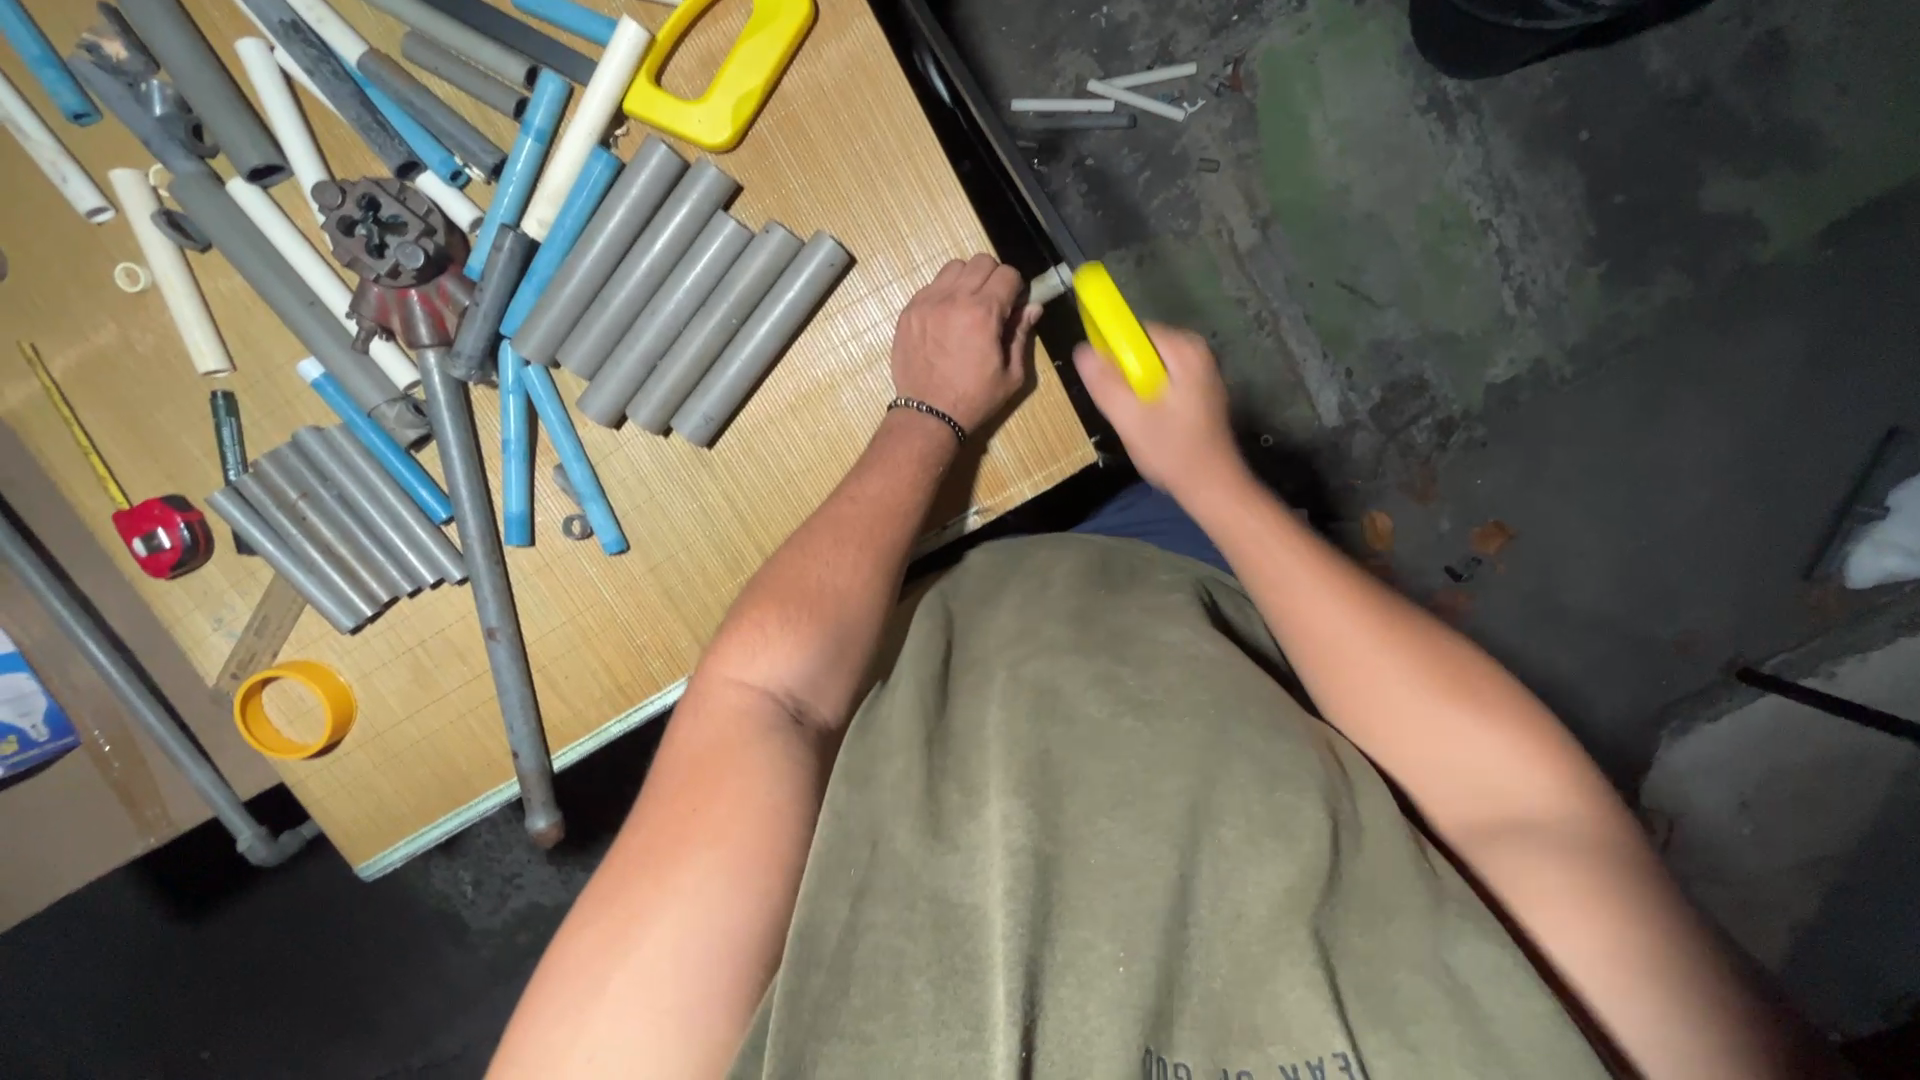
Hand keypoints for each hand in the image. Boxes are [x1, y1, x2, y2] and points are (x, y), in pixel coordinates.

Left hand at [890, 254, 1039, 432]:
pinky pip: (931, 285)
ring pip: (953, 267)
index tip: (1012, 307)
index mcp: (983, 313)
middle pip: (981, 261)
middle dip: (993, 279)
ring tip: (967, 308)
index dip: (1016, 288)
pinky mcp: (909, 311)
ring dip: (966, 281)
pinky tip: (946, 319)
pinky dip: (943, 294)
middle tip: (992, 306)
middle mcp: (954, 298)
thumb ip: (1022, 335)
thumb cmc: (974, 399)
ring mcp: (927, 302)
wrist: (928, 415)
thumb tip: (1033, 308)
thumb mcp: (1012, 375)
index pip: (1008, 273)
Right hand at [1073, 323, 1244, 497]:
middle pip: (1144, 349)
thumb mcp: (1130, 419)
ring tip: (1135, 418)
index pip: (1135, 331)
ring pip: (1152, 367)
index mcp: (1185, 351)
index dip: (1113, 352)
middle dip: (1125, 373)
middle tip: (1122, 407)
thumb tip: (1082, 349)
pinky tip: (1150, 423)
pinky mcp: (1201, 390)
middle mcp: (1199, 353)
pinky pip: (1164, 380)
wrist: (1212, 486)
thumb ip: (1106, 383)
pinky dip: (1151, 395)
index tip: (1104, 381)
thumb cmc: (1173, 452)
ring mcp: (1203, 372)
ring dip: (1136, 388)